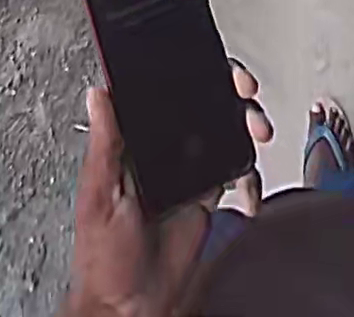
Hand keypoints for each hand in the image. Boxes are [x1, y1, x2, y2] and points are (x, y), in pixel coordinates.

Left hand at [61, 66, 274, 316]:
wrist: (132, 308)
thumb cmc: (104, 253)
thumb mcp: (99, 192)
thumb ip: (105, 143)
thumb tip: (98, 93)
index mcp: (135, 137)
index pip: (163, 90)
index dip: (188, 69)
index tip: (209, 61)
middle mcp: (163, 145)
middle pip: (201, 101)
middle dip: (228, 87)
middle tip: (243, 87)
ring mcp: (188, 167)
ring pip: (223, 126)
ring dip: (244, 118)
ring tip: (255, 126)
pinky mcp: (208, 192)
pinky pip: (236, 168)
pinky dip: (249, 167)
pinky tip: (250, 175)